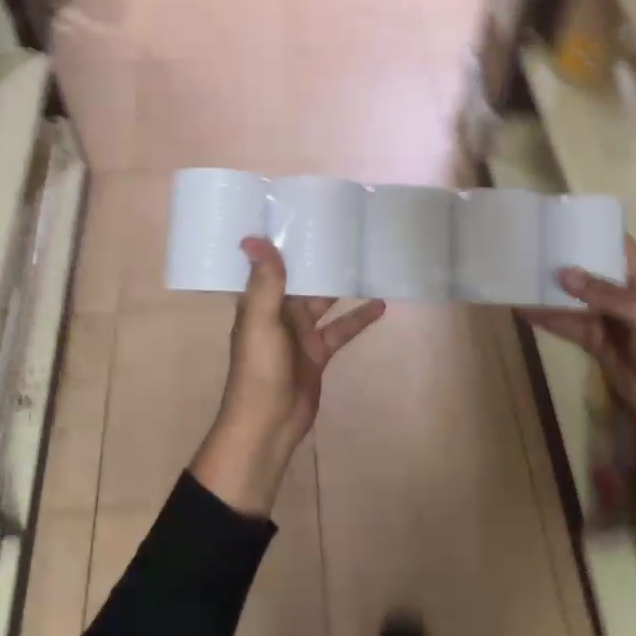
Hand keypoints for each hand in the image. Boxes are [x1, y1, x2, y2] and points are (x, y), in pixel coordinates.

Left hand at [190, 237, 385, 514]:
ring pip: (324, 300)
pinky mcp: (318, 352)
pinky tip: (381, 303)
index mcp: (259, 301)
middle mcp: (278, 311)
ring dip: (342, 284)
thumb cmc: (260, 369)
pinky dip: (358, 317)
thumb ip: (264, 281)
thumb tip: (254, 237)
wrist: (269, 423)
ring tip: (368, 259)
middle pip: (302, 278)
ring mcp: (300, 333)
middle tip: (348, 230)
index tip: (305, 212)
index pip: (271, 262)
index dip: (285, 240)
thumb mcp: (260, 321)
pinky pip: (341, 329)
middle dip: (320, 257)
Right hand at [520, 236, 635, 476]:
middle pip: (587, 267)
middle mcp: (620, 292)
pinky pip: (565, 323)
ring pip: (571, 296)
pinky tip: (522, 308)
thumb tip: (562, 272)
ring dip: (548, 288)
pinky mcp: (592, 339)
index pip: (615, 243)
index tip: (559, 217)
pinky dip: (545, 317)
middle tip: (528, 242)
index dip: (591, 228)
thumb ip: (603, 293)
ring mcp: (604, 316)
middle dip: (561, 257)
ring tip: (518, 272)